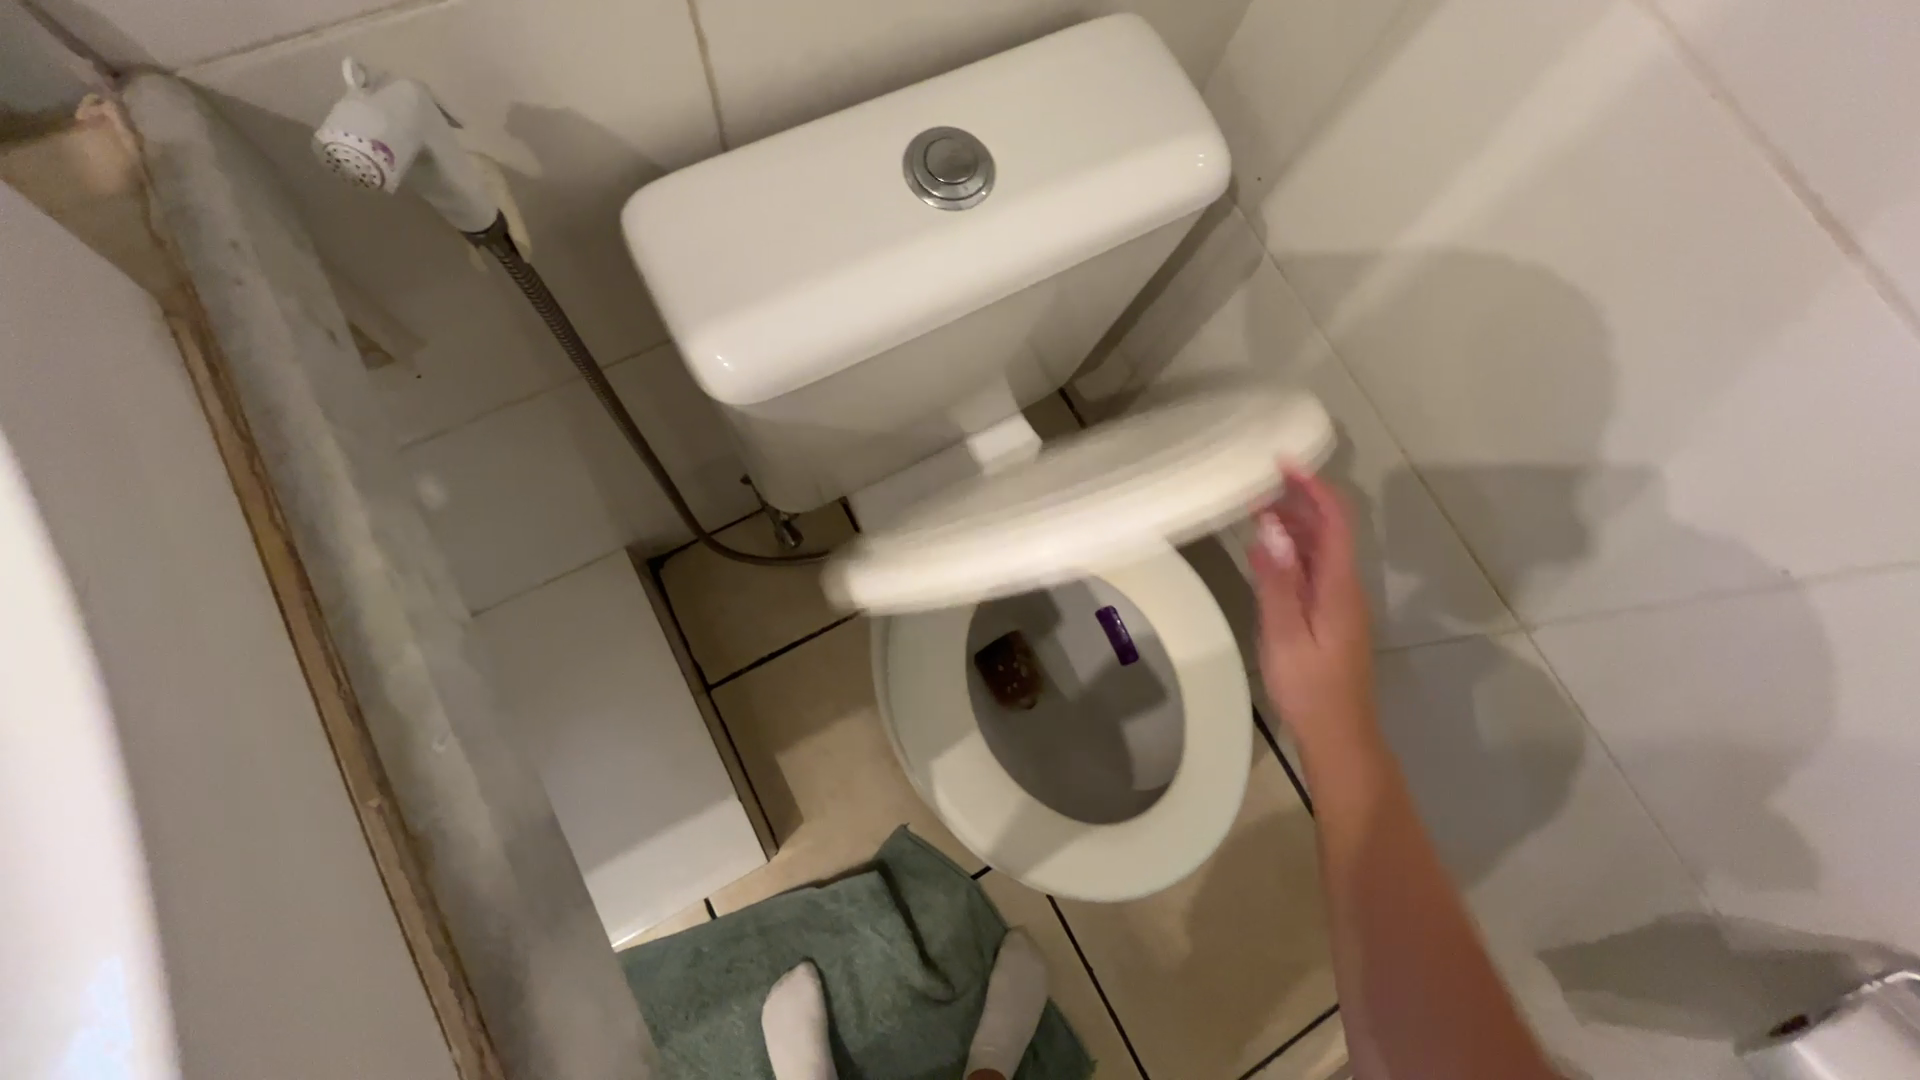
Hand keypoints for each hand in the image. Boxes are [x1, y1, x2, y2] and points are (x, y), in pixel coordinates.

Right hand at [1248, 467, 1375, 747]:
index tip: (1283, 462)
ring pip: (1319, 549)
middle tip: (1255, 486)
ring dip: (1291, 525)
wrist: (1337, 732)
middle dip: (1297, 500)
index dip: (1313, 487)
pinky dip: (1290, 550)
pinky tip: (1265, 551)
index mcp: (1339, 585)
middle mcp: (1345, 586)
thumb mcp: (1285, 632)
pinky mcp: (1329, 614)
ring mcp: (1339, 601)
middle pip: (1328, 530)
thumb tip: (1270, 528)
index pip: (1334, 520)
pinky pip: (1312, 568)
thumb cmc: (1309, 686)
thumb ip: (1278, 580)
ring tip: (1253, 510)